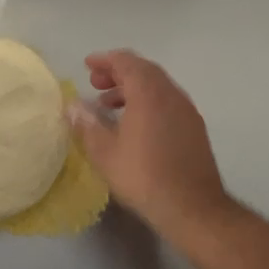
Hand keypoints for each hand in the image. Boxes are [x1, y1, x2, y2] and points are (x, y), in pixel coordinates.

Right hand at [66, 49, 231, 238]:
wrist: (192, 208)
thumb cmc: (144, 177)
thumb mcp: (105, 153)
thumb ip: (87, 125)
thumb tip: (73, 106)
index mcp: (149, 93)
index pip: (126, 62)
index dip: (105, 60)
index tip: (87, 66)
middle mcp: (171, 94)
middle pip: (144, 70)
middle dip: (118, 72)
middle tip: (96, 84)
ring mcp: (186, 110)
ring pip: (157, 86)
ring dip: (133, 88)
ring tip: (110, 105)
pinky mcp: (194, 128)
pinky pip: (167, 102)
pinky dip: (148, 102)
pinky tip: (135, 124)